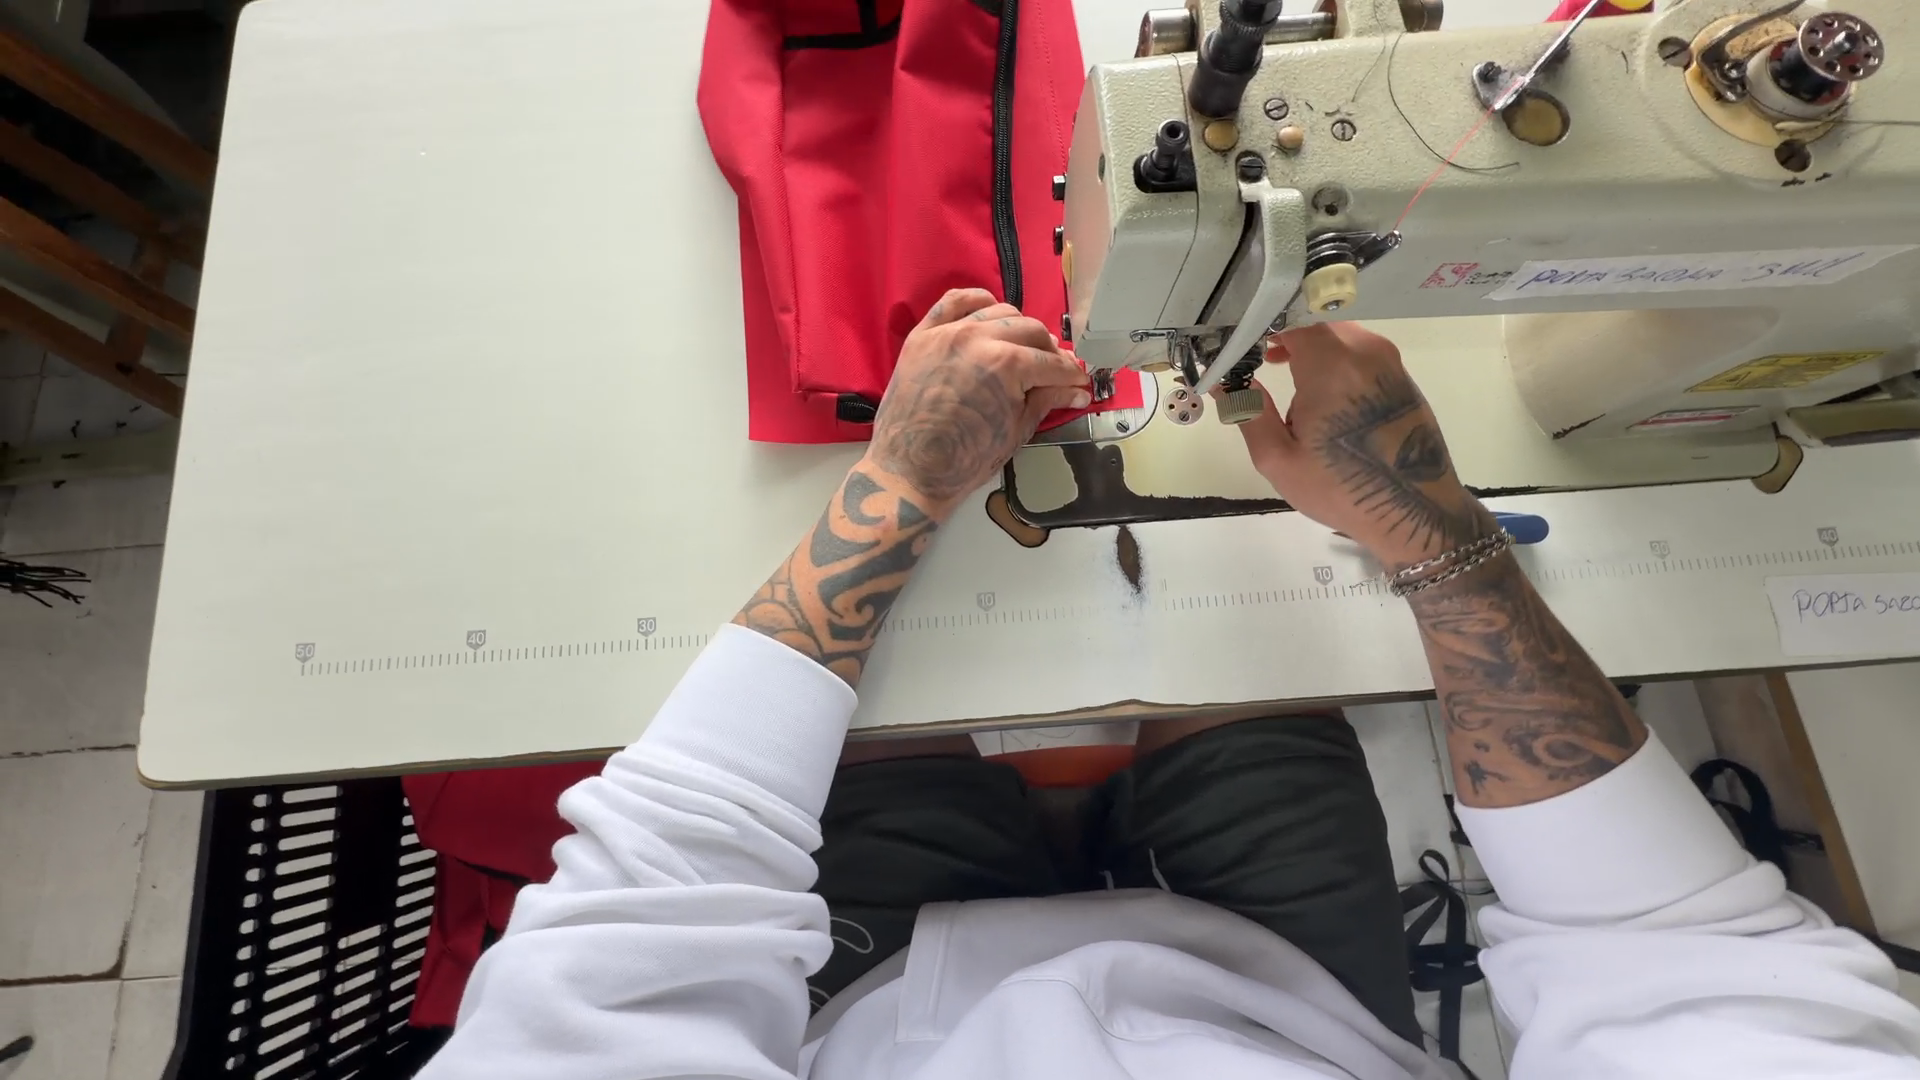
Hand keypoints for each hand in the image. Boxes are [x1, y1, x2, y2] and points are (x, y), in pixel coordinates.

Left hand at [864, 288, 1090, 519]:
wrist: (909, 471)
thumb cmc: (965, 460)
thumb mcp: (1015, 432)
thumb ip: (1046, 401)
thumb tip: (1076, 390)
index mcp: (1006, 365)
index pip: (1051, 364)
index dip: (1071, 375)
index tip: (1080, 382)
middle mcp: (978, 339)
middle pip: (1030, 331)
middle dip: (1049, 352)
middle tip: (1054, 370)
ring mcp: (947, 333)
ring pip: (998, 312)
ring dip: (1018, 328)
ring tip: (1023, 349)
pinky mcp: (923, 335)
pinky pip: (954, 301)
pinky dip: (977, 302)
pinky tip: (989, 313)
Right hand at [1234, 323, 1491, 568]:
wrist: (1414, 511)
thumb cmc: (1340, 487)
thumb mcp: (1277, 458)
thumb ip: (1248, 411)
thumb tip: (1225, 382)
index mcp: (1332, 366)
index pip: (1291, 319)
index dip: (1260, 326)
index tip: (1238, 345)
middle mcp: (1366, 352)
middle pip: (1315, 325)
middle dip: (1282, 336)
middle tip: (1254, 362)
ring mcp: (1389, 363)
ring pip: (1338, 337)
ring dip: (1308, 350)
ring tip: (1282, 378)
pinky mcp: (1401, 378)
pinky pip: (1357, 353)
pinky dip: (1331, 361)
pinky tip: (1317, 395)